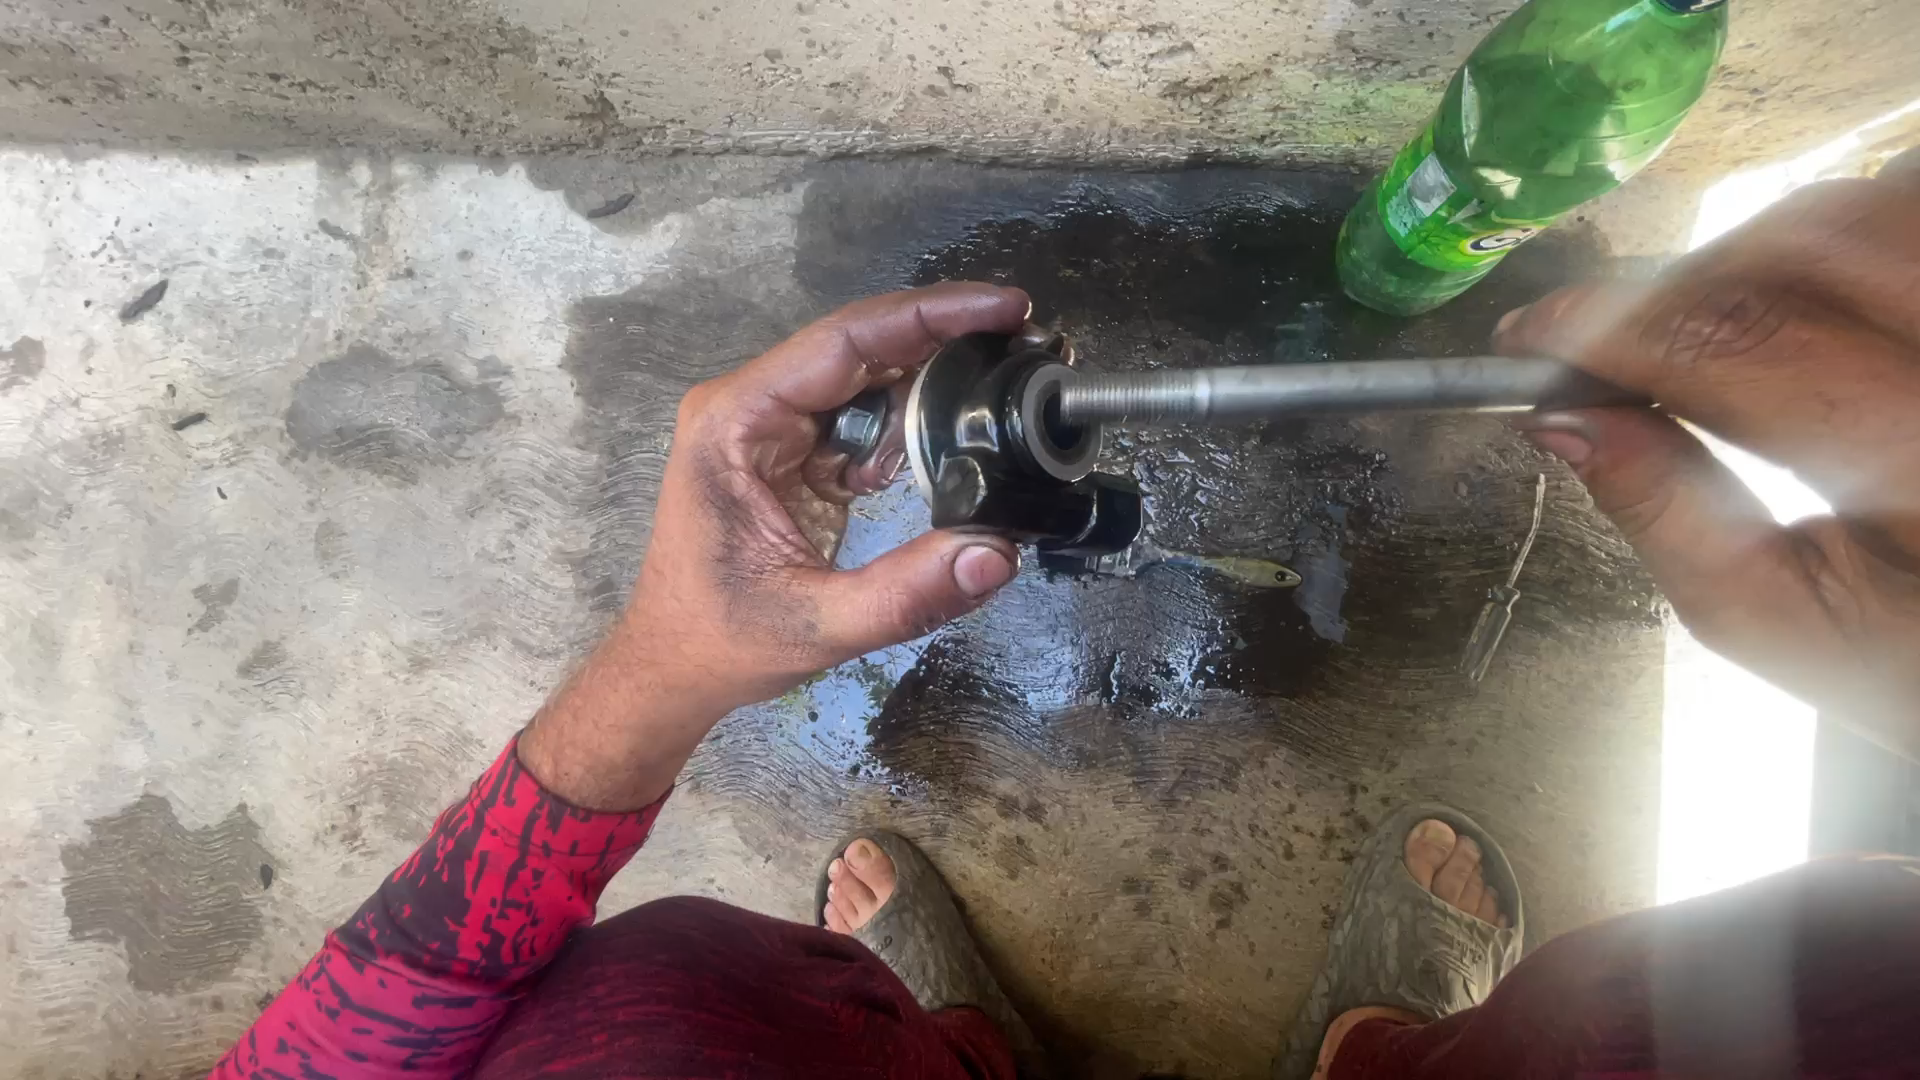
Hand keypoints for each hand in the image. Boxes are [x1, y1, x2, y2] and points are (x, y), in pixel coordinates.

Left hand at [520, 283, 1030, 807]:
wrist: (676, 664)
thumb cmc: (723, 640)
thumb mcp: (816, 623)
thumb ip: (906, 595)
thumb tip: (999, 555)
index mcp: (738, 422)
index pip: (844, 342)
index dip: (930, 317)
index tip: (1006, 307)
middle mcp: (752, 407)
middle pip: (860, 349)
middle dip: (943, 340)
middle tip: (1023, 341)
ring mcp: (771, 428)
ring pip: (864, 381)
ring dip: (931, 384)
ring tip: (1000, 390)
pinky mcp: (792, 453)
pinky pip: (860, 422)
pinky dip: (908, 430)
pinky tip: (948, 447)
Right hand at [1496, 148, 1919, 754]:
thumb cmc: (1909, 654)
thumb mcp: (1764, 614)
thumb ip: (1658, 510)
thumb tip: (1555, 422)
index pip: (1734, 346)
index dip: (1604, 325)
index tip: (1523, 334)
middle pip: (1806, 246)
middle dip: (1663, 283)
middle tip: (1595, 337)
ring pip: (1873, 204)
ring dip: (1742, 253)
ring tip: (1683, 324)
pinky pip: (1915, 210)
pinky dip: (1832, 238)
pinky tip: (1786, 303)